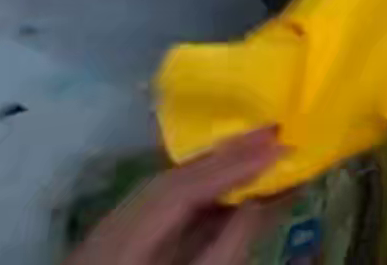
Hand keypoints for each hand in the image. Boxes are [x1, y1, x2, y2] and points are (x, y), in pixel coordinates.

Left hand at [64, 128, 289, 264]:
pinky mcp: (113, 247)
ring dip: (215, 166)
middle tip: (277, 135)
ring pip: (163, 189)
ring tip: (261, 147)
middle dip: (226, 157)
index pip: (178, 194)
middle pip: (168, 183)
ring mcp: (102, 241)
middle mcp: (103, 238)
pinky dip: (199, 186)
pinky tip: (230, 179)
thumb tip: (271, 191)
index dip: (233, 167)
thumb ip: (235, 240)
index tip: (284, 147)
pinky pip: (158, 204)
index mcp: (117, 253)